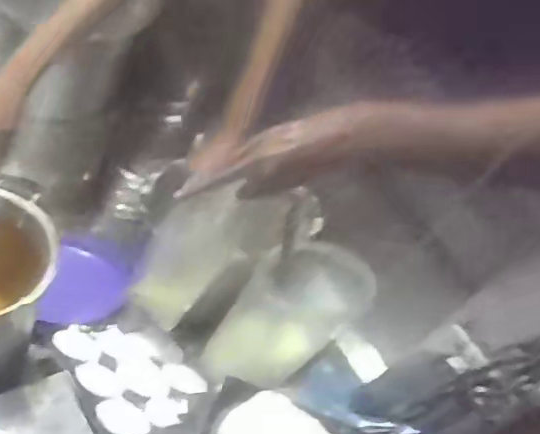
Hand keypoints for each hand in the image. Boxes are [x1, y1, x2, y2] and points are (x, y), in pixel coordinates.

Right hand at [196, 101, 412, 196]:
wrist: (359, 131)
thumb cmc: (324, 157)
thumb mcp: (291, 177)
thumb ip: (263, 185)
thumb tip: (239, 192)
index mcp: (258, 154)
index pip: (221, 172)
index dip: (201, 185)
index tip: (180, 196)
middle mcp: (262, 142)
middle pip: (228, 159)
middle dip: (210, 173)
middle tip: (194, 187)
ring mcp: (275, 136)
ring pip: (242, 153)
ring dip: (226, 166)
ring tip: (215, 180)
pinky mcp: (289, 133)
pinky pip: (257, 148)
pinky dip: (244, 160)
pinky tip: (247, 169)